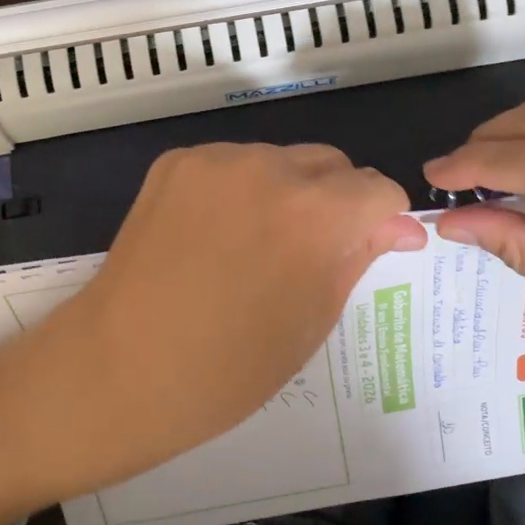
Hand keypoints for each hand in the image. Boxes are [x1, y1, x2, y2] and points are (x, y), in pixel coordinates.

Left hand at [60, 143, 426, 475]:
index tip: (363, 248)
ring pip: (278, 160)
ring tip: (250, 246)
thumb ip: (359, 256)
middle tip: (305, 254)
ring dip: (283, 191)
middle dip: (334, 201)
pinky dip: (235, 189)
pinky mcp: (175, 161)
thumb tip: (401, 225)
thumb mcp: (312, 319)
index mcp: (314, 213)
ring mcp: (215, 159)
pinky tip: (212, 234)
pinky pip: (229, 163)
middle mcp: (268, 167)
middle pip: (330, 164)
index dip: (378, 220)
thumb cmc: (230, 366)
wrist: (123, 364)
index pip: (377, 189)